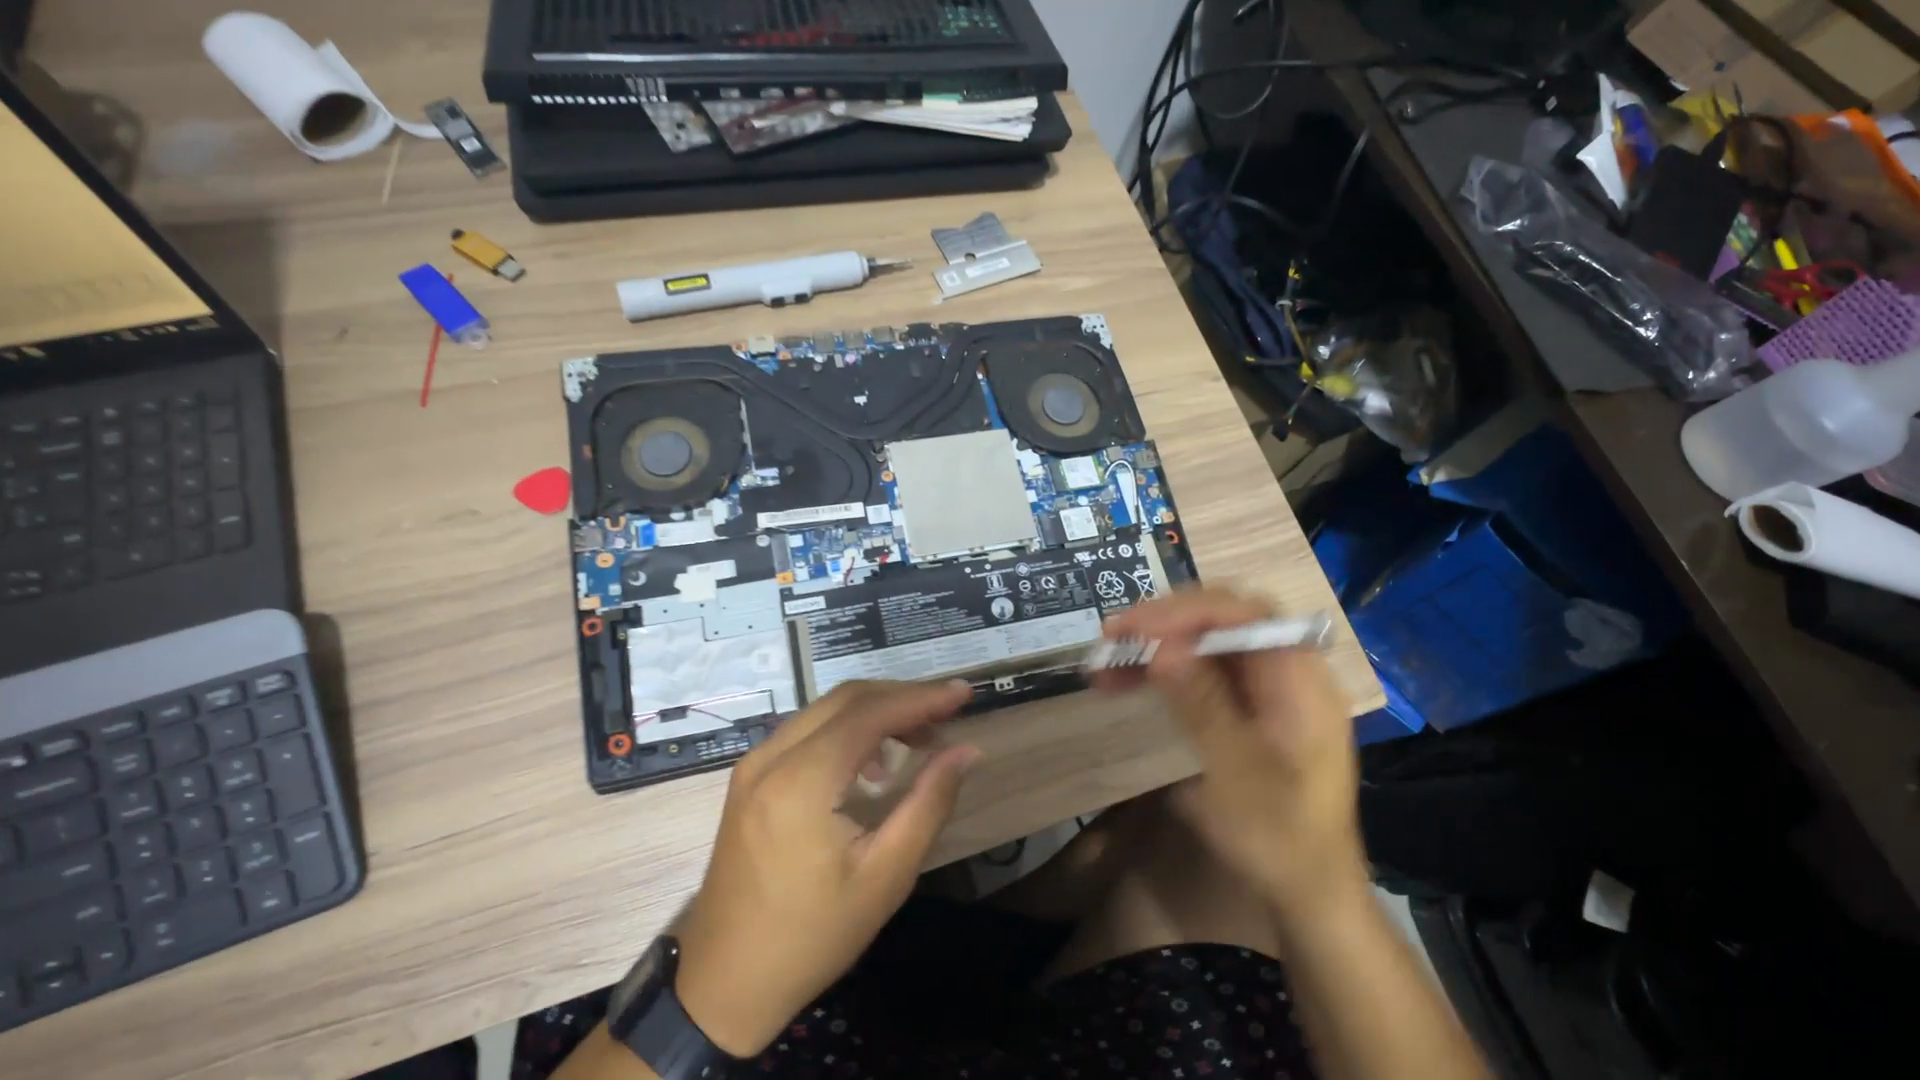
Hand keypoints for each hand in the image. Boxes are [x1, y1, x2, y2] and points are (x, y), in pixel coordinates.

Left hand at [673, 681, 981, 1056]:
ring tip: (922, 740)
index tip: (965, 695)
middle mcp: (770, 758)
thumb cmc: (812, 936)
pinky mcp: (748, 782)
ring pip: (823, 712)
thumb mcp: (885, 876)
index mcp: (800, 780)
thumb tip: (967, 750)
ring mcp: (753, 768)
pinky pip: (805, 734)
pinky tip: (874, 765)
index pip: (869, 713)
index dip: (921, 698)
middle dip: (901, 698)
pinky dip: (846, 732)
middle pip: (844, 700)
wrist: (725, 981)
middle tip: (949, 716)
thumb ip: (928, 803)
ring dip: (874, 714)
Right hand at [1093, 589, 1367, 922]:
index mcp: (1301, 682)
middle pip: (1226, 620)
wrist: (1308, 893)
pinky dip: (1167, 671)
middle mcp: (1289, 674)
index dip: (1187, 612)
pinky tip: (1128, 683)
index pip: (1245, 615)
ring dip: (1158, 646)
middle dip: (1166, 623)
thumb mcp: (1234, 774)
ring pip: (1210, 644)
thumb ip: (1201, 704)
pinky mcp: (1251, 710)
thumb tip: (1163, 646)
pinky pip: (1206, 672)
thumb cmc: (1277, 838)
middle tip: (1112, 638)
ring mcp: (1270, 691)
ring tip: (1105, 664)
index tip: (1133, 629)